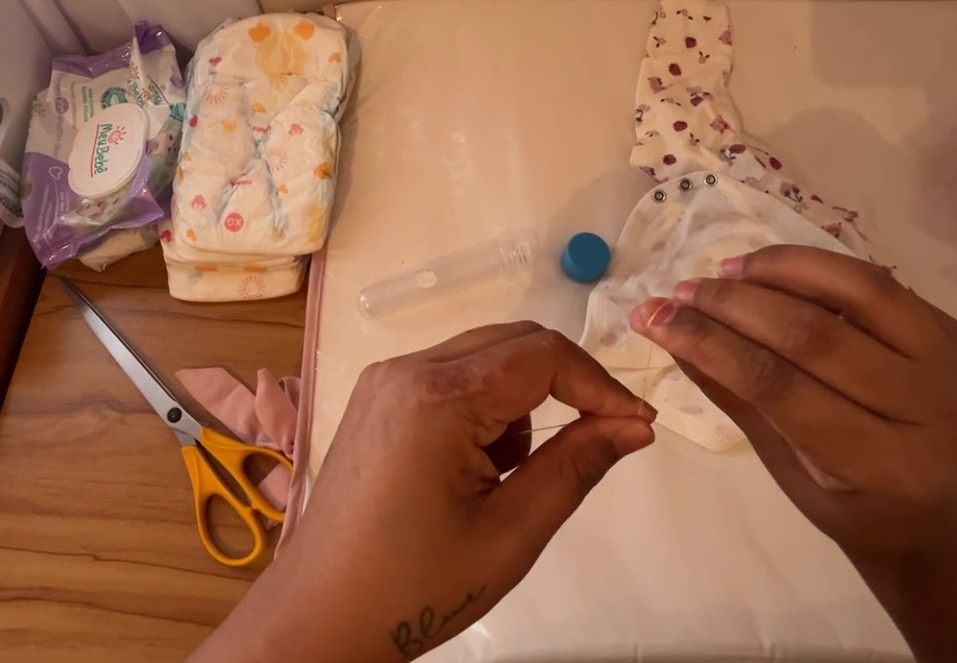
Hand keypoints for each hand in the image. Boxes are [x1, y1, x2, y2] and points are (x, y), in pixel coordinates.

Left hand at [191, 322, 656, 662]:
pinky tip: (472, 465)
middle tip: (594, 439)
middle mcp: (409, 368)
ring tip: (507, 474)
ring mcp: (387, 377)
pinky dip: (483, 404)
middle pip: (512, 342)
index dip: (599, 383)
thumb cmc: (415, 587)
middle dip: (563, 385)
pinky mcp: (378, 394)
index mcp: (439, 398)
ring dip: (519, 398)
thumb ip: (576, 466)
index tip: (637, 423)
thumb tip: (634, 425)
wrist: (319, 614)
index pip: (541, 355)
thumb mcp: (510, 534)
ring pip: (483, 356)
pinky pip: (450, 373)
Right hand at [630, 244, 956, 565]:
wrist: (931, 513)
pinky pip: (878, 283)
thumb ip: (727, 388)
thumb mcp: (779, 461)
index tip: (652, 316)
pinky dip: (815, 267)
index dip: (708, 342)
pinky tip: (769, 269)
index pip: (778, 386)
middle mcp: (937, 417)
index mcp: (885, 468)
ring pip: (857, 290)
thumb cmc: (843, 500)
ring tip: (725, 272)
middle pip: (815, 335)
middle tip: (681, 291)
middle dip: (732, 305)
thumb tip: (661, 324)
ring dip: (776, 271)